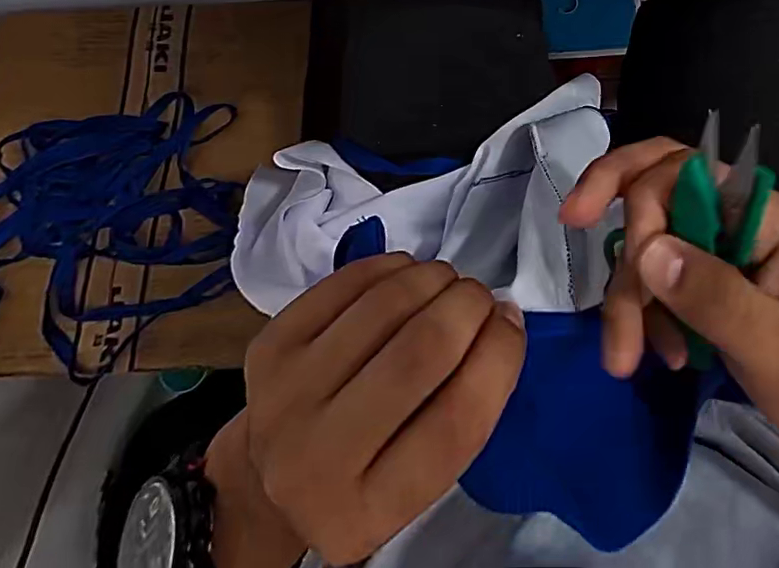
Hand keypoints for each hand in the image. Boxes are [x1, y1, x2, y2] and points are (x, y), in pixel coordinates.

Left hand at [218, 254, 525, 565]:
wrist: (267, 477)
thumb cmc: (363, 474)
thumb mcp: (417, 474)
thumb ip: (465, 407)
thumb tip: (503, 315)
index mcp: (366, 512)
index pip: (457, 419)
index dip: (500, 354)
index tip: (511, 320)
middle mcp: (316, 459)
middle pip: (422, 350)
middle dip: (469, 304)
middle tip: (479, 296)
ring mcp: (285, 396)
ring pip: (386, 305)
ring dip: (434, 276)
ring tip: (446, 281)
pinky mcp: (270, 346)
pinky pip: (349, 281)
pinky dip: (393, 265)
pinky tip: (407, 273)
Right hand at [560, 138, 778, 470]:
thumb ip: (718, 299)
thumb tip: (645, 249)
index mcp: (771, 216)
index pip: (688, 170)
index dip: (643, 201)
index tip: (630, 268)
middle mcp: (742, 217)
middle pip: (659, 180)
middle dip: (620, 217)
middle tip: (571, 223)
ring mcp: (724, 247)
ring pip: (649, 236)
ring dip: (628, 290)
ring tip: (628, 358)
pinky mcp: (711, 278)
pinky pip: (657, 273)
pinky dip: (641, 308)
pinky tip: (656, 353)